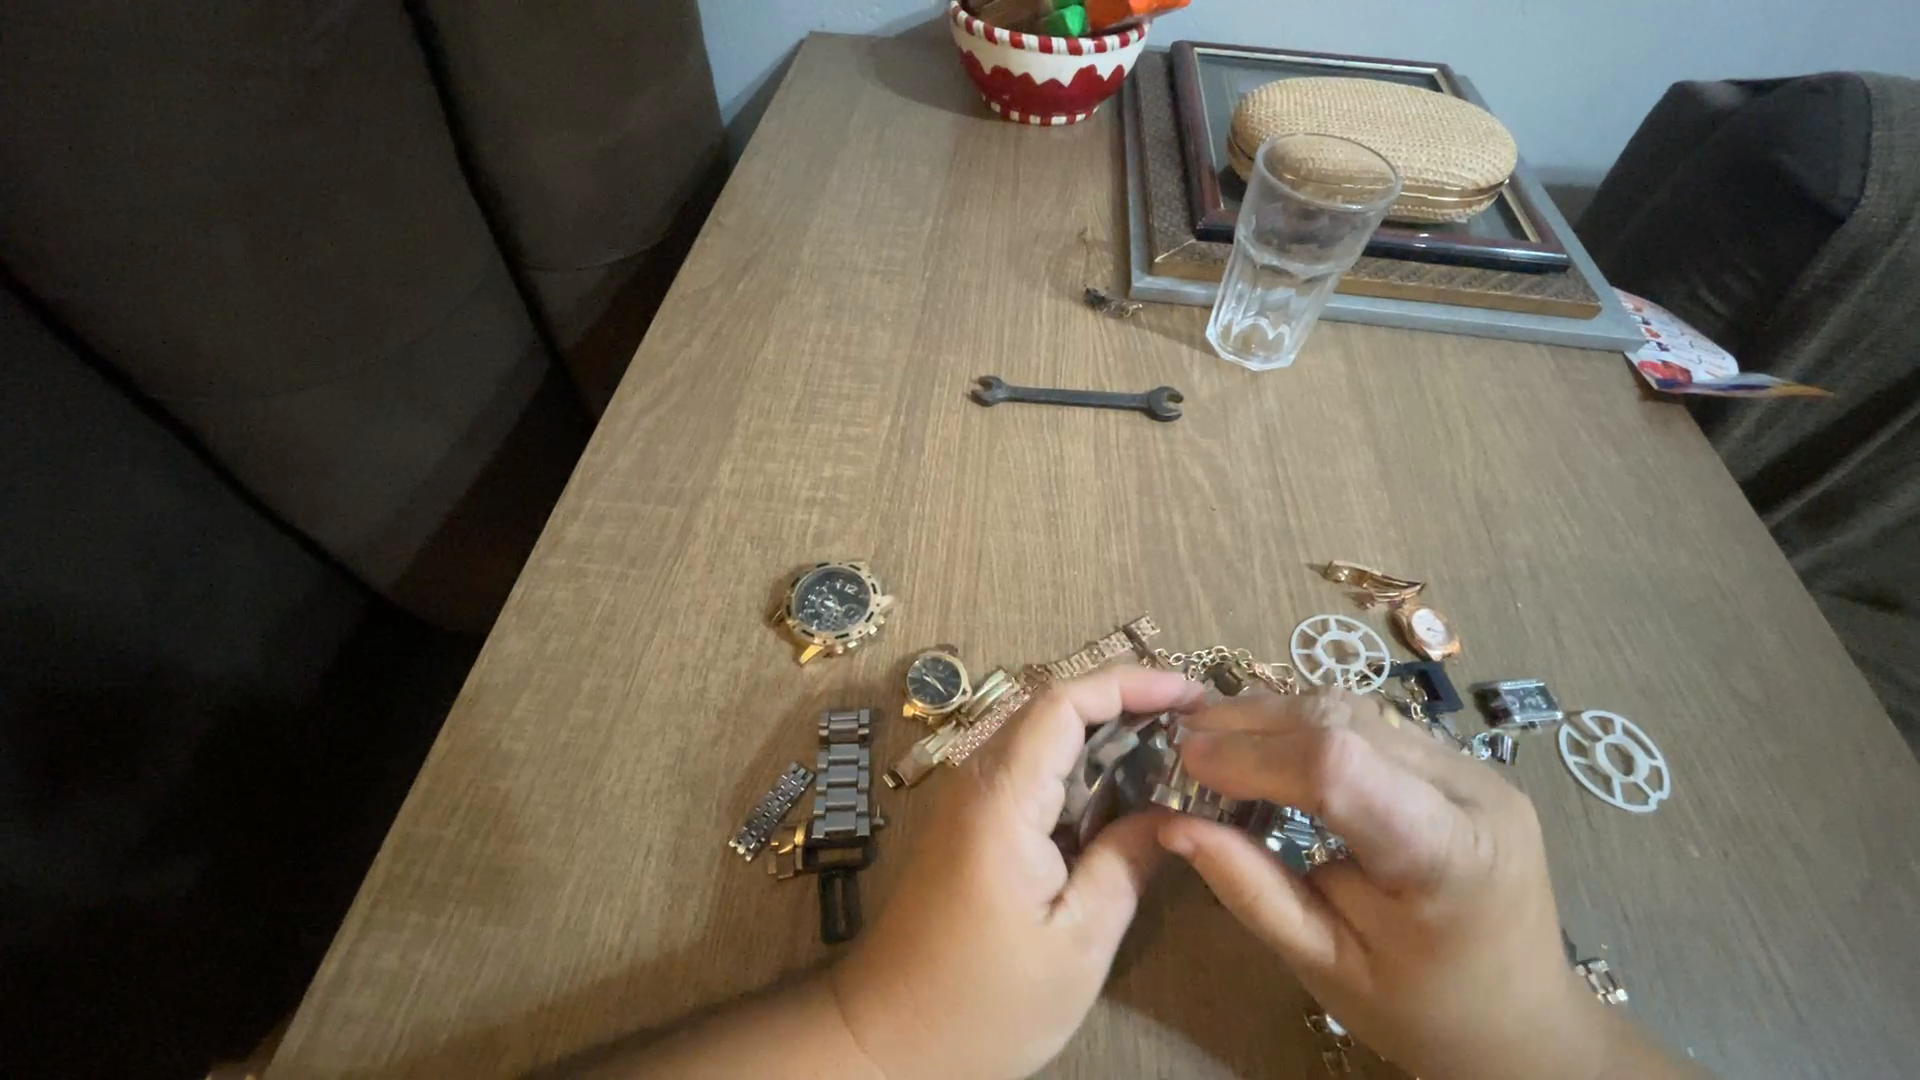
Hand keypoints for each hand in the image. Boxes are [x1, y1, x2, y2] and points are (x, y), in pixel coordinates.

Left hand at [829, 667, 1204, 1079]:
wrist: (886, 1034)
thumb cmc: (982, 1001)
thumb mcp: (1076, 943)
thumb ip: (1125, 864)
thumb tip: (1172, 813)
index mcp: (1002, 798)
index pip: (1063, 702)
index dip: (1128, 683)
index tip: (1189, 692)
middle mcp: (979, 779)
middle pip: (1053, 709)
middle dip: (1125, 703)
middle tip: (1193, 725)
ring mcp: (970, 797)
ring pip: (1042, 737)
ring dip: (1105, 736)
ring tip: (1173, 753)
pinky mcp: (971, 820)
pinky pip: (1031, 771)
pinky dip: (1080, 770)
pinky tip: (1123, 795)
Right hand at [1157, 686, 1671, 1079]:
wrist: (1525, 1020)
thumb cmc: (1422, 1010)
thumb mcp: (1325, 965)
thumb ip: (1250, 888)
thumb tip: (1173, 824)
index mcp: (1448, 857)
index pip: (1339, 769)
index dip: (1252, 755)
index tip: (1185, 764)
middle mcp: (1470, 791)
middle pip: (1339, 720)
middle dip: (1248, 724)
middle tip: (1182, 744)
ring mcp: (1469, 765)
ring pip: (1348, 706)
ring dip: (1269, 714)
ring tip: (1212, 739)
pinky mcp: (1455, 758)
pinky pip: (1363, 718)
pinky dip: (1298, 722)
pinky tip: (1263, 742)